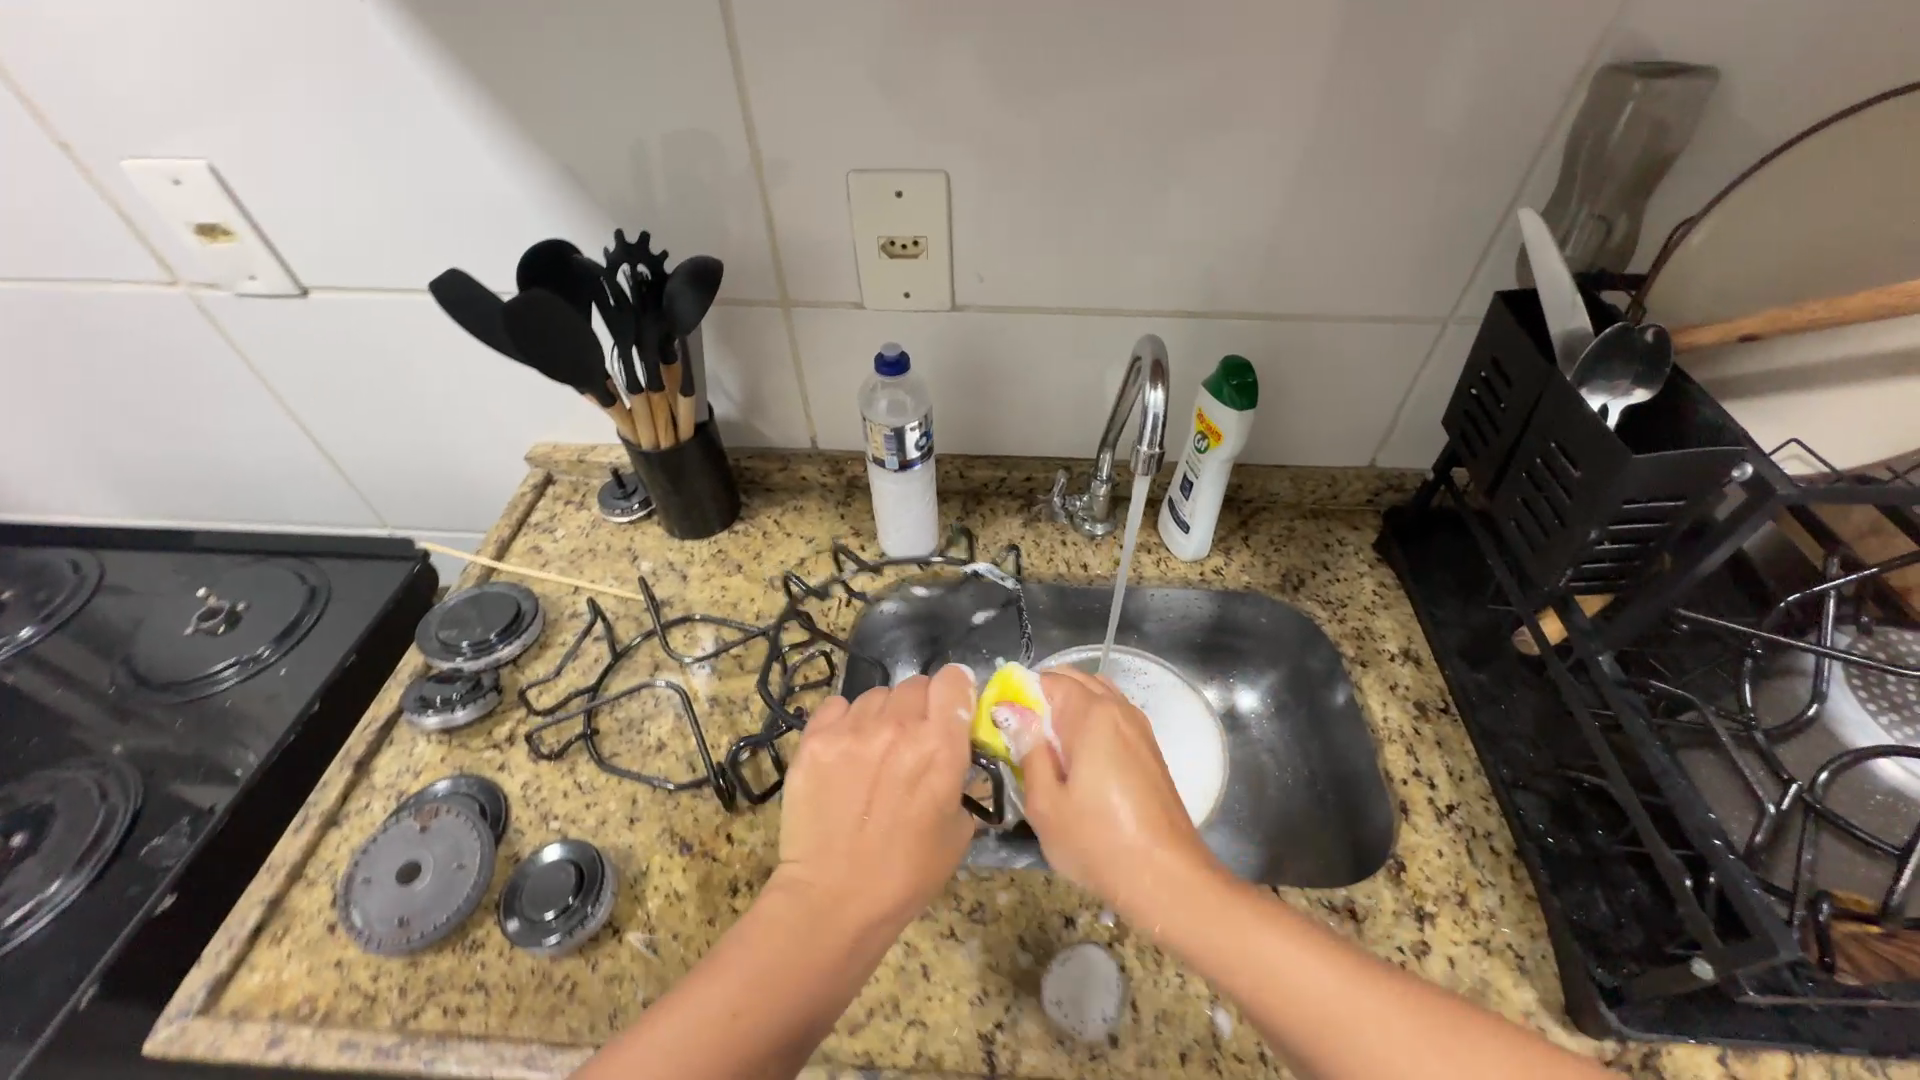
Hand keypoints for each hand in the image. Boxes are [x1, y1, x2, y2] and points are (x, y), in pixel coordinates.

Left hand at [773, 664, 976, 932]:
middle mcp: (897, 725)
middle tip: (913, 740)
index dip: (956, 691)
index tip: (953, 708)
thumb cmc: (907, 873)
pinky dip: (845, 722)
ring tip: (874, 752)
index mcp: (940, 746)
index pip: (953, 680)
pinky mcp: (814, 740)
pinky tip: (845, 753)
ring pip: (875, 696)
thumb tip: (954, 759)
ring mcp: (851, 730)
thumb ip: (960, 780)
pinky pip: (837, 707)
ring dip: (882, 715)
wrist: (834, 899)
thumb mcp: (959, 830)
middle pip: (914, 684)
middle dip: (920, 707)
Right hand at [1015, 668, 1223, 920]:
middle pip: (1075, 680)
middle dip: (1044, 697)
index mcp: (1092, 714)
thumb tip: (1012, 712)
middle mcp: (1119, 709)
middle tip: (1021, 735)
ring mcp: (1139, 727)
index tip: (1002, 723)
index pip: (1048, 679)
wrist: (1166, 877)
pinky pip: (1113, 717)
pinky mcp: (1149, 748)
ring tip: (1048, 747)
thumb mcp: (1045, 803)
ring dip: (1069, 708)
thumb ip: (1027, 750)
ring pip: (1097, 696)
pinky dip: (1090, 723)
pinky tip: (1078, 759)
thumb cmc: (1097, 842)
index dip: (1020, 694)